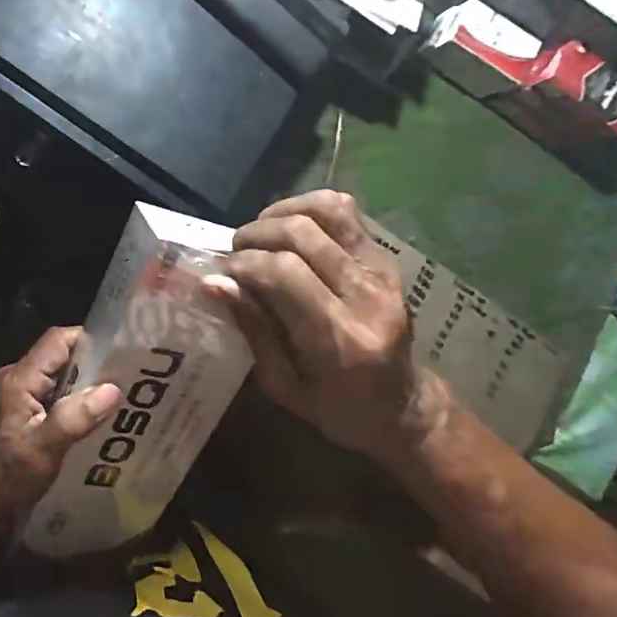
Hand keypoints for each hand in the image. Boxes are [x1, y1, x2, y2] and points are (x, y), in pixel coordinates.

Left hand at [0, 327, 121, 536]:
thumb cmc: (9, 477)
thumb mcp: (45, 449)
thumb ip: (76, 417)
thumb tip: (113, 388)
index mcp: (18, 379)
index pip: (56, 341)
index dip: (88, 341)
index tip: (119, 354)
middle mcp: (16, 378)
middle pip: (59, 355)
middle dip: (92, 363)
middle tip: (126, 376)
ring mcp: (17, 394)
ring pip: (58, 375)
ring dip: (85, 383)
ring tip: (118, 394)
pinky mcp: (21, 409)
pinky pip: (53, 392)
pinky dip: (74, 399)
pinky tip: (95, 414)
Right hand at [207, 190, 455, 463]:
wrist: (402, 407)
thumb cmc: (336, 407)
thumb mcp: (282, 384)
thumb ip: (252, 328)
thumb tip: (214, 282)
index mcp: (340, 339)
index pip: (284, 272)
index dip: (243, 264)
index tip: (222, 274)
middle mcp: (367, 297)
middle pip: (301, 234)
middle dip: (255, 236)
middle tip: (235, 255)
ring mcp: (383, 272)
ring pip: (327, 211)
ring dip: (280, 214)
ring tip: (259, 236)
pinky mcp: (386, 259)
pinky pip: (345, 212)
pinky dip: (307, 208)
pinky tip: (287, 228)